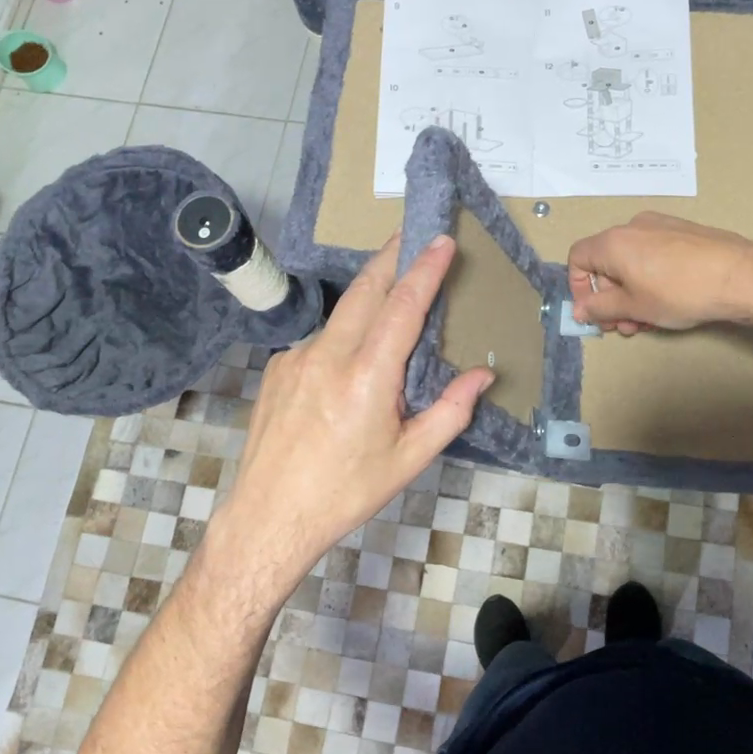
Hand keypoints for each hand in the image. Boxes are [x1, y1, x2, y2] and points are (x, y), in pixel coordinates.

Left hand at [222, 233, 493, 564]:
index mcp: (367, 376)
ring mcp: (297, 358)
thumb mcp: (409, 459)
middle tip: (414, 238)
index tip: (441, 239)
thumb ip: (451, 411)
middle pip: (366, 288)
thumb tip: (482, 376)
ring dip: (369, 298)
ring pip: (342, 314)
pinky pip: (320, 340)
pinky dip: (343, 337)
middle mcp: (328, 355)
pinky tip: (349, 367)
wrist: (270, 515)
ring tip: (392, 299)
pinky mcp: (279, 368)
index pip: (402, 305)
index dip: (425, 268)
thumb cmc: (345, 492)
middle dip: (392, 257)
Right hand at [568, 213, 752, 334]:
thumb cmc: (680, 292)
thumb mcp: (634, 307)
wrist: (741, 276)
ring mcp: (662, 226)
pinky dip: (651, 280)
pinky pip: (654, 256)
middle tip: (624, 325)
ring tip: (648, 321)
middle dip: (610, 298)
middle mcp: (634, 226)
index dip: (578, 288)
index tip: (594, 313)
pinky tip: (668, 303)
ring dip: (631, 294)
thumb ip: (600, 308)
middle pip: (606, 262)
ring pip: (632, 262)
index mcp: (614, 241)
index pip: (578, 258)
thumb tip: (580, 309)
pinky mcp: (685, 233)